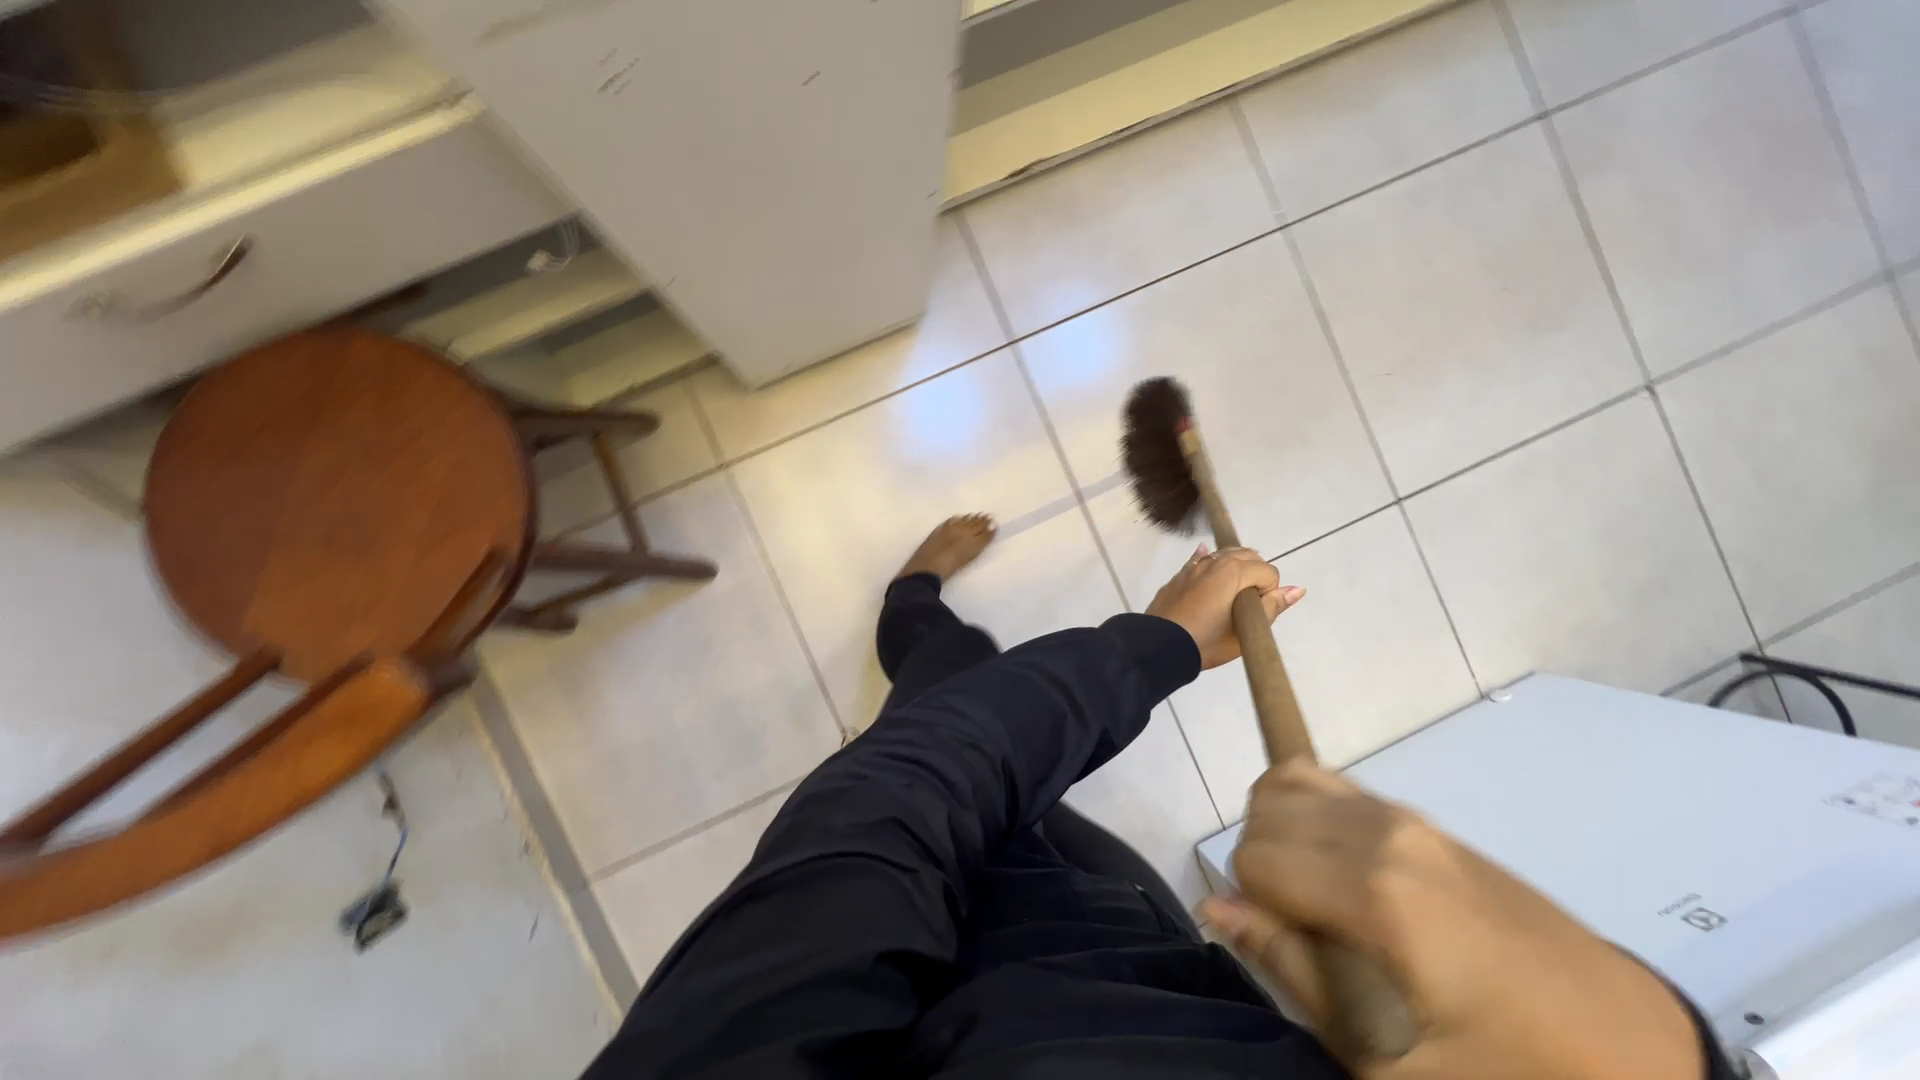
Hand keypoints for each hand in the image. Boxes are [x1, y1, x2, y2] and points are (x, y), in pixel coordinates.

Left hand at [1144, 545, 1302, 669]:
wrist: (1159, 647)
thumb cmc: (1206, 642)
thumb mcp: (1245, 630)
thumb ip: (1273, 607)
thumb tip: (1298, 589)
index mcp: (1234, 571)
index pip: (1269, 571)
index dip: (1269, 592)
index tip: (1256, 613)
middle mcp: (1215, 561)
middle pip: (1249, 556)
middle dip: (1256, 576)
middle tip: (1248, 606)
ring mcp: (1194, 566)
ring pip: (1225, 555)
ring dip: (1236, 568)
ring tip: (1233, 595)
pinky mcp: (1179, 576)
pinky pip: (1200, 559)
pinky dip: (1209, 561)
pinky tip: (1208, 562)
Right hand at [1200, 762, 1702, 1079]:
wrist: (1623, 1042)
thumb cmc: (1501, 1066)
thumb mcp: (1387, 1057)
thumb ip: (1294, 970)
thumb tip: (1217, 908)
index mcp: (1375, 892)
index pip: (1253, 859)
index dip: (1254, 911)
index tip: (1295, 956)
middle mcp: (1384, 832)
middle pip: (1265, 810)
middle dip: (1261, 869)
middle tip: (1304, 935)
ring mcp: (1408, 816)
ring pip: (1290, 783)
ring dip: (1280, 834)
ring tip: (1316, 900)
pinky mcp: (1426, 819)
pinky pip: (1332, 786)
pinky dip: (1309, 815)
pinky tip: (1340, 876)